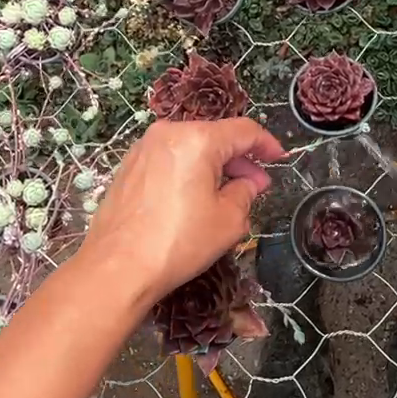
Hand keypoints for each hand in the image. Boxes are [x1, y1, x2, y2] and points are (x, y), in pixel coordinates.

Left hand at [78, 119, 284, 308]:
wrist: (116, 267)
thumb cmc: (178, 241)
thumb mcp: (228, 221)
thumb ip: (245, 193)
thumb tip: (248, 182)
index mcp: (196, 139)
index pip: (243, 130)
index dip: (266, 143)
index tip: (280, 158)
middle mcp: (168, 133)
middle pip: (215, 137)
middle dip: (239, 160)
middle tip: (256, 186)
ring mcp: (144, 148)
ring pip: (191, 148)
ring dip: (214, 166)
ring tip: (228, 196)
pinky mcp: (129, 166)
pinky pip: (170, 159)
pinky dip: (189, 171)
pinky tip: (196, 198)